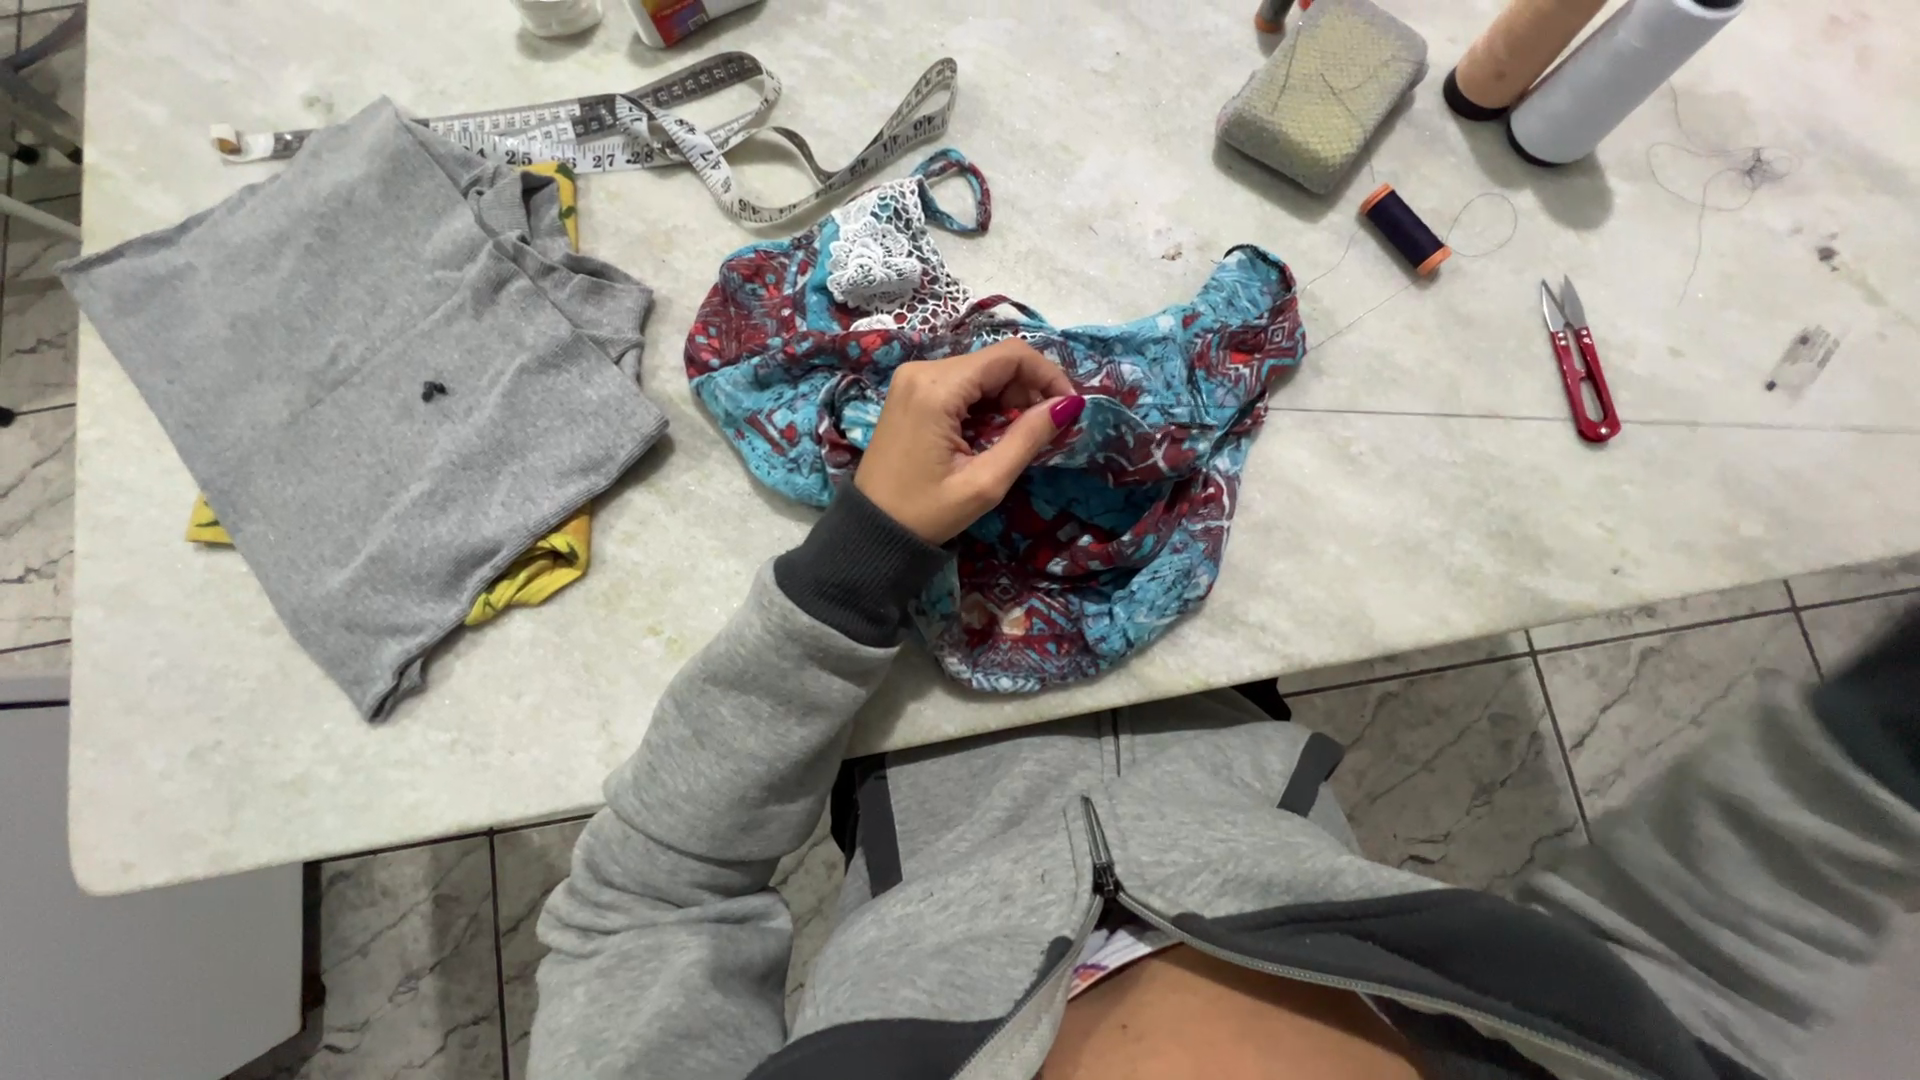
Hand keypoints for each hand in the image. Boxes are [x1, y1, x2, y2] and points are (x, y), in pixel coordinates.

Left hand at [855, 340, 1084, 543]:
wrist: (871, 529)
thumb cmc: (926, 513)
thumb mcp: (984, 482)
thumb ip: (1028, 438)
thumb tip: (1069, 405)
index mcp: (938, 388)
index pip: (1009, 355)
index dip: (1048, 375)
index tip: (1069, 407)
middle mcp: (922, 370)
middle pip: (995, 361)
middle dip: (1027, 391)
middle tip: (1038, 433)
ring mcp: (913, 379)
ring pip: (980, 371)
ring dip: (1007, 399)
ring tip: (1012, 439)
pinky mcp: (910, 392)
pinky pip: (960, 383)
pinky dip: (984, 403)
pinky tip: (987, 435)